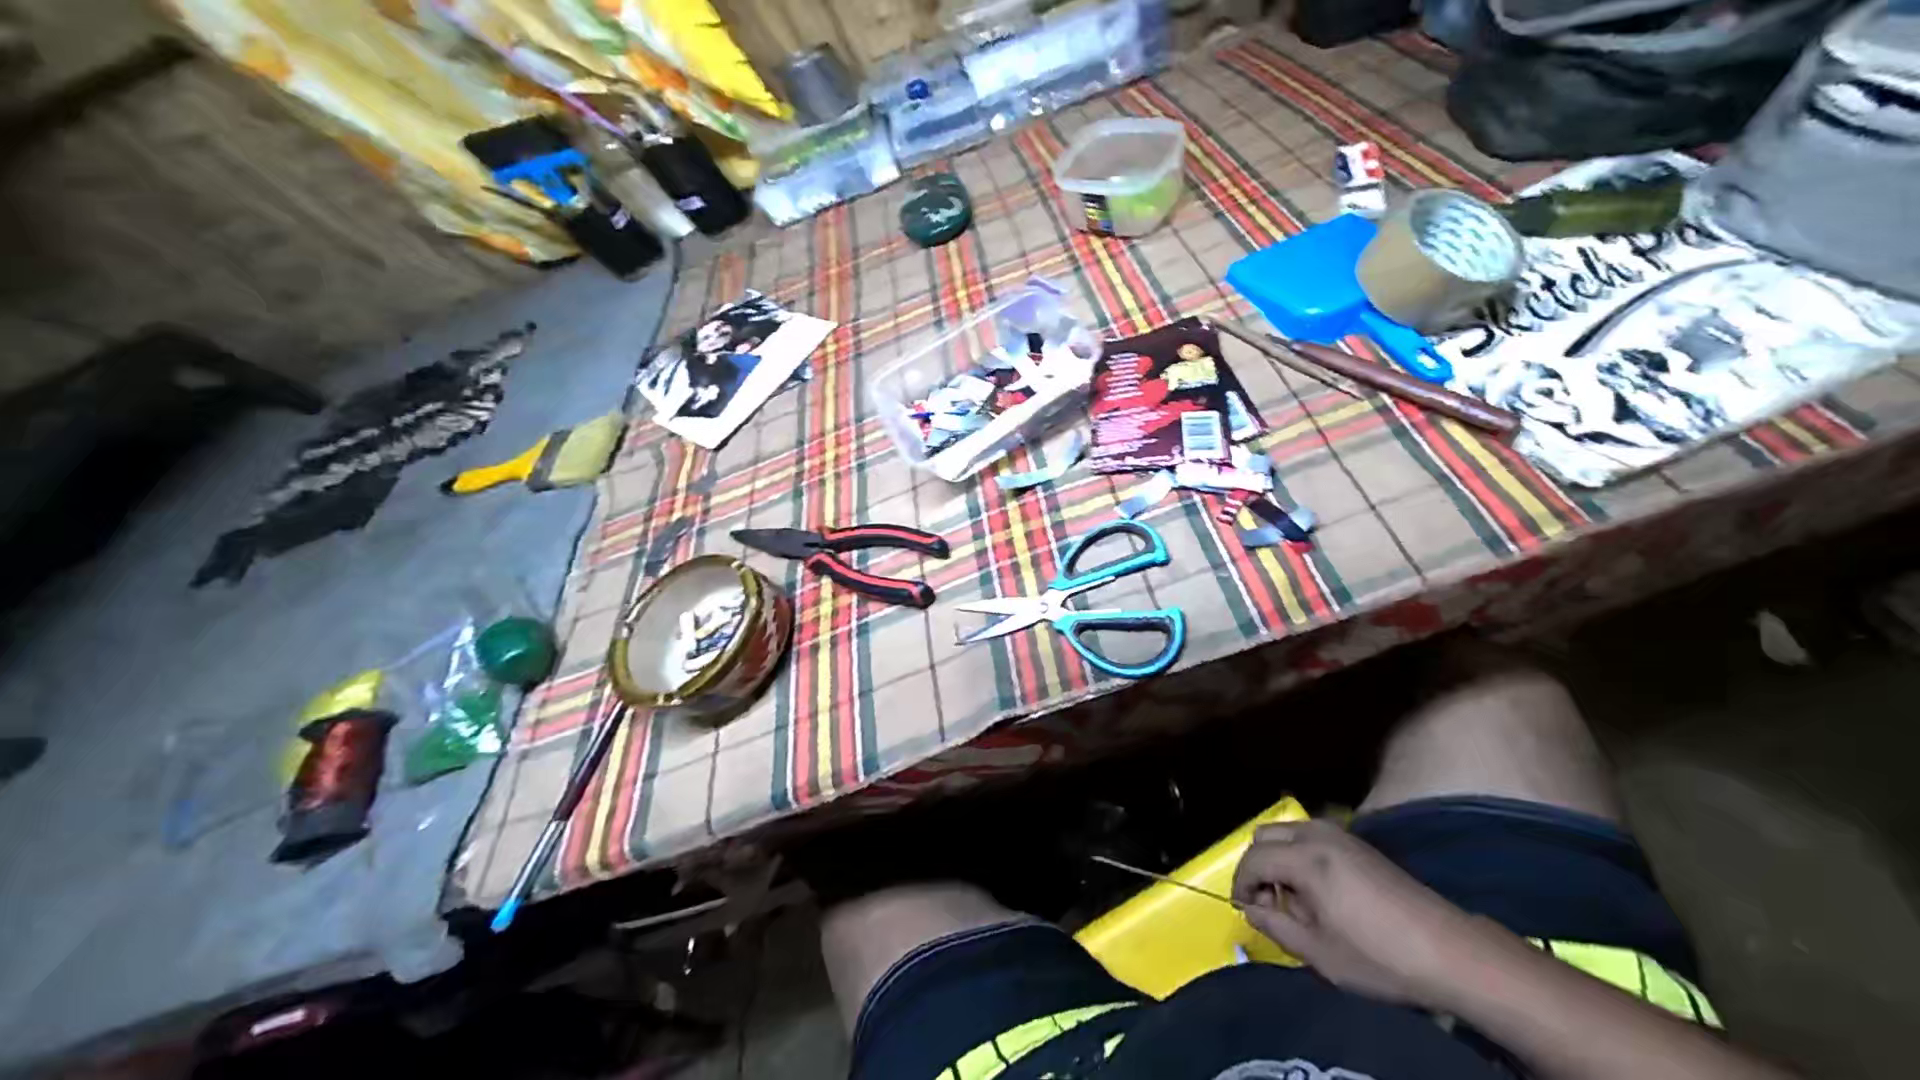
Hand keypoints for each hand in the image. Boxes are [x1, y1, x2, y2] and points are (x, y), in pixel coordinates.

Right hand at [1231, 820, 1486, 1007]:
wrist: (1452, 953)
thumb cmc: (1380, 957)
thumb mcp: (1319, 953)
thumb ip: (1275, 926)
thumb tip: (1252, 909)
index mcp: (1305, 859)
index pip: (1253, 859)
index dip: (1240, 884)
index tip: (1245, 909)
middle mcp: (1318, 835)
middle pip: (1265, 835)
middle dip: (1258, 866)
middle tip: (1270, 902)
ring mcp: (1342, 836)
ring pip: (1288, 832)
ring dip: (1279, 858)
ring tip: (1296, 898)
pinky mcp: (1360, 844)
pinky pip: (1312, 837)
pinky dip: (1301, 855)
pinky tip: (1322, 891)